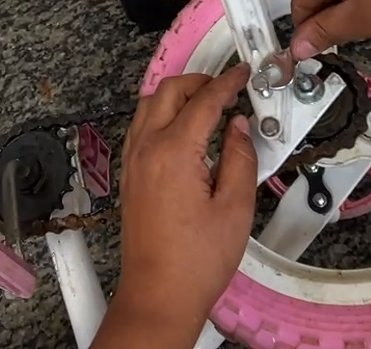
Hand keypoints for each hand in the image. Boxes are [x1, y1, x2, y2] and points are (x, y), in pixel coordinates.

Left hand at [108, 67, 256, 339]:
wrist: (158, 295)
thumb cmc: (194, 263)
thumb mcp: (235, 210)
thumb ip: (241, 160)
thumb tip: (240, 129)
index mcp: (174, 152)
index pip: (203, 101)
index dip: (227, 83)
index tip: (241, 75)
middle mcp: (147, 148)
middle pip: (169, 90)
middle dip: (199, 81)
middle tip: (225, 87)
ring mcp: (133, 159)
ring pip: (149, 102)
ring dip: (178, 93)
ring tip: (206, 103)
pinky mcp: (129, 172)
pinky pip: (141, 124)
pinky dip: (162, 112)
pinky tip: (182, 126)